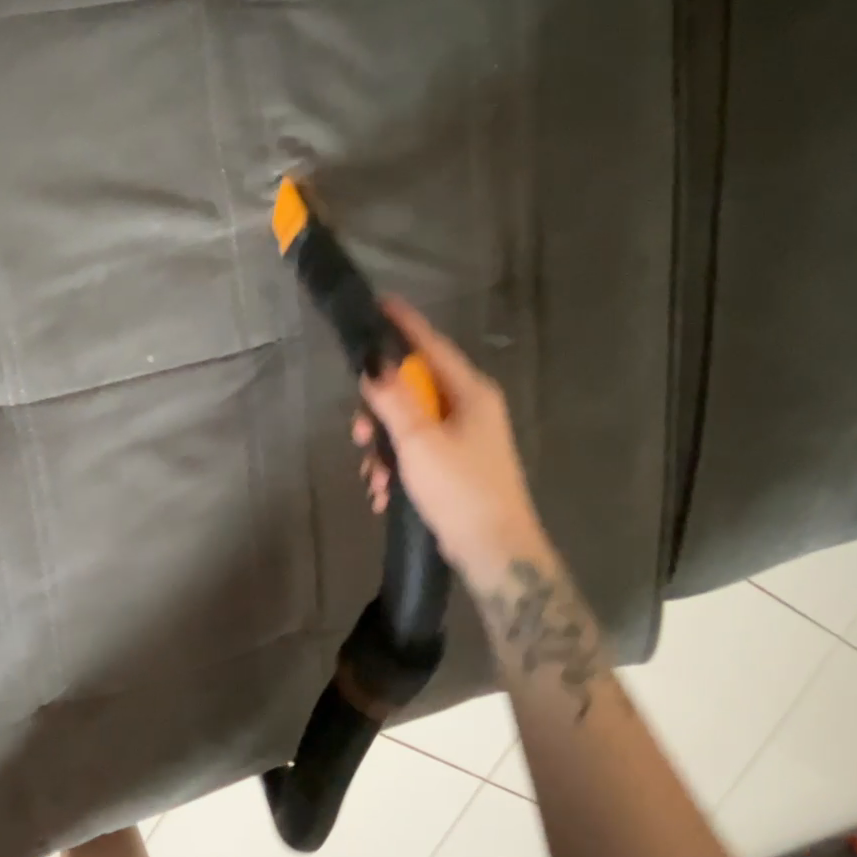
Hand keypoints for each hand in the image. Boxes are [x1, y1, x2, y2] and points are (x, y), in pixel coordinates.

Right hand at [352, 298, 549, 577]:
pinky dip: (395, 468)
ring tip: (374, 479)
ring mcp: (465, 438)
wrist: (497, 555)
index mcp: (470, 393)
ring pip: (407, 424)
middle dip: (378, 411)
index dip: (404, 324)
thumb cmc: (460, 490)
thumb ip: (393, 398)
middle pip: (411, 388)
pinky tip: (384, 495)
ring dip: (383, 449)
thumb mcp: (419, 441)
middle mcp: (470, 408)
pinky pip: (415, 451)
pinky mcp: (456, 465)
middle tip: (359, 435)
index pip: (431, 345)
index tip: (379, 302)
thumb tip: (371, 360)